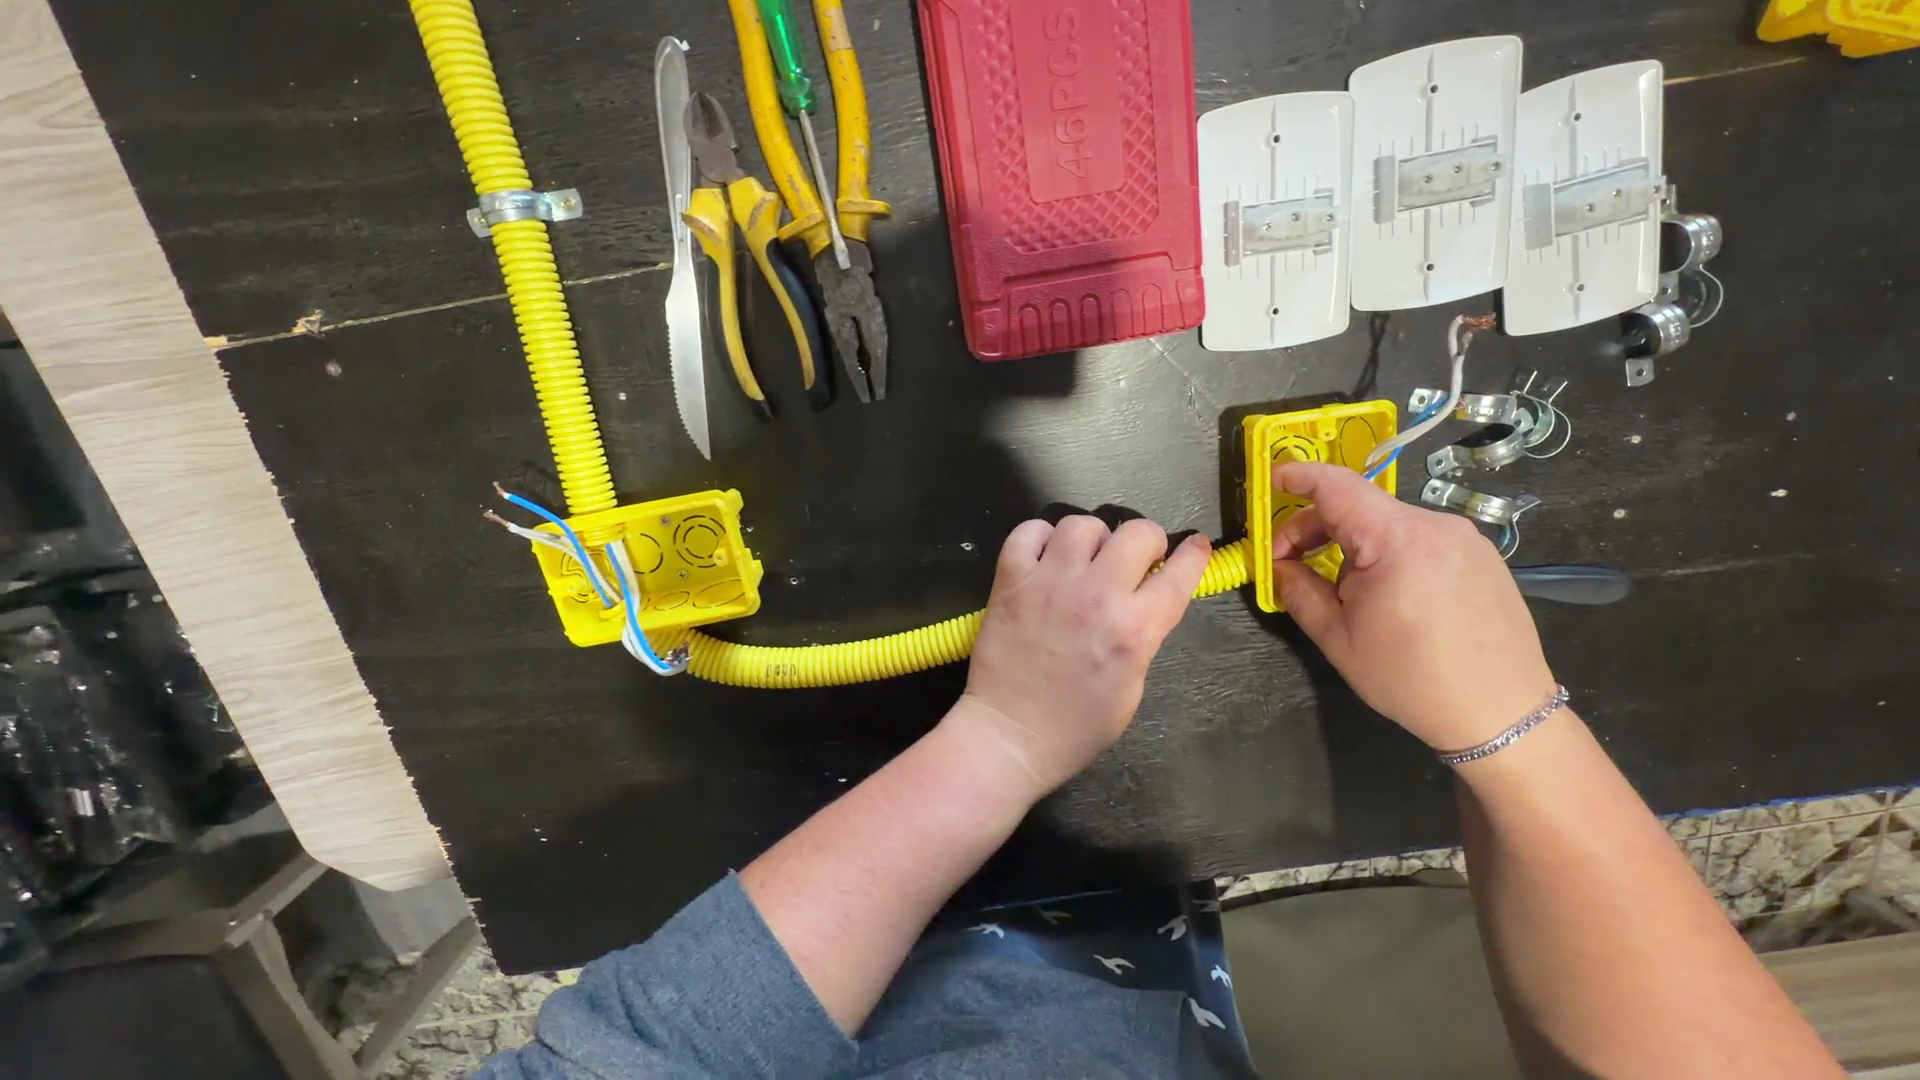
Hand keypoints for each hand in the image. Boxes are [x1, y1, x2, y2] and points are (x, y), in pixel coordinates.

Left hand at [951, 516, 1211, 797]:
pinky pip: (1029, 532)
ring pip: (1083, 524)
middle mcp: (1097, 595)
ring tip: (1085, 559)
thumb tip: (1145, 602)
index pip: (1178, 574)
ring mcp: (1050, 582)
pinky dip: (1040, 537)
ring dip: (1093, 537)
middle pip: (1136, 533)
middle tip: (1133, 560)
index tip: (1194, 544)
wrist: (1011, 734)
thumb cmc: (1077, 726)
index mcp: (1134, 629)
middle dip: (1144, 541)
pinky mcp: (1011, 580)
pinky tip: (1046, 556)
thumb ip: (1143, 637)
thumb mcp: (1132, 686)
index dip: (1192, 554)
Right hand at [1271, 462, 1556, 753]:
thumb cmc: (1410, 678)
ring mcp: (1464, 538)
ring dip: (1351, 543)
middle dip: (1316, 526)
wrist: (1501, 712)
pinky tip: (1386, 594)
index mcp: (1397, 541)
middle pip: (1360, 505)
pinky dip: (1387, 552)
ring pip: (1388, 524)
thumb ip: (1298, 590)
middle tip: (1290, 563)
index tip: (1272, 480)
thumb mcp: (1337, 638)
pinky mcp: (1481, 555)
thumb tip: (1278, 564)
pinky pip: (1418, 538)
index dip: (1299, 475)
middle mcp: (1435, 526)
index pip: (1337, 486)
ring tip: (1343, 590)